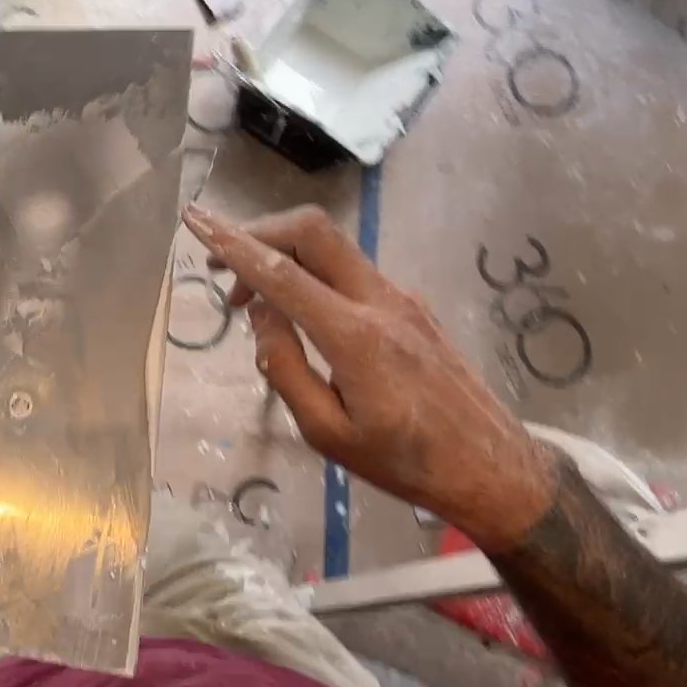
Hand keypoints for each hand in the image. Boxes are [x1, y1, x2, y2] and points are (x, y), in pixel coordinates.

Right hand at [182, 203, 553, 550]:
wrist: (491, 466)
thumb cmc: (401, 462)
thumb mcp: (325, 432)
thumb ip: (285, 367)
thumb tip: (260, 313)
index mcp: (355, 337)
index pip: (281, 272)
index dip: (232, 243)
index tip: (195, 220)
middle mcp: (380, 301)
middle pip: (313, 231)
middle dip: (258, 232)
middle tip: (220, 263)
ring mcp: (400, 298)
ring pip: (331, 246)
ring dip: (282, 256)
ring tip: (249, 300)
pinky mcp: (410, 305)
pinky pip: (348, 271)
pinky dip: (309, 275)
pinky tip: (297, 316)